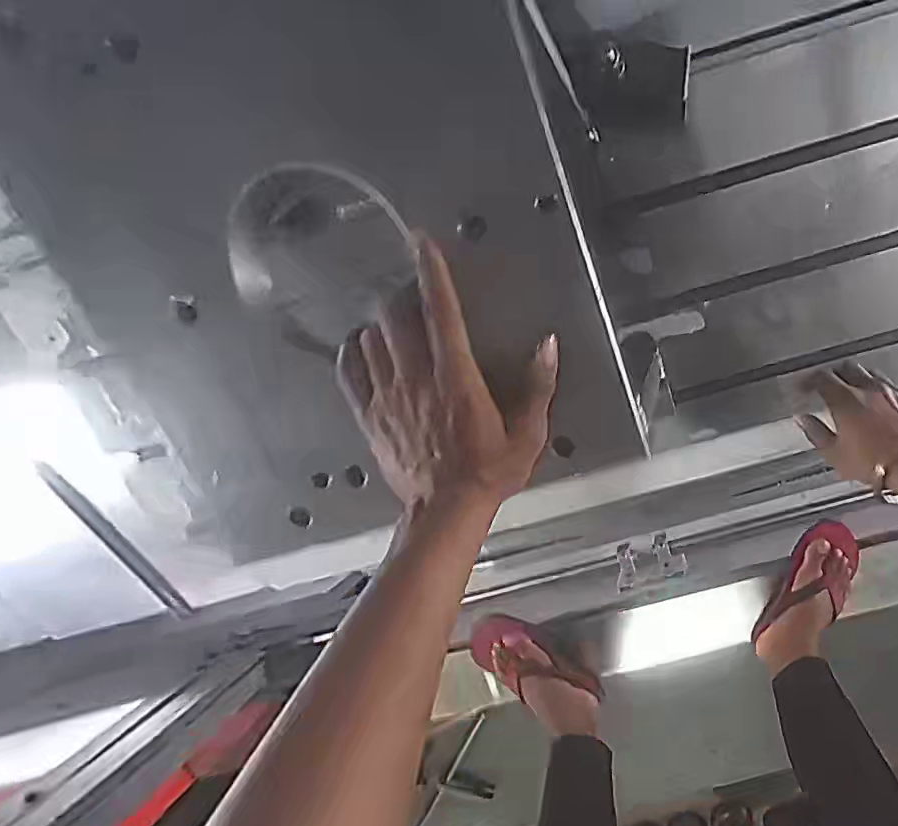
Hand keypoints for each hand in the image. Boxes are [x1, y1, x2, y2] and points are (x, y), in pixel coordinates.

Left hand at [337, 232, 556, 519]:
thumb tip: (548, 345)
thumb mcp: (529, 434)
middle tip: (417, 298)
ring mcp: (387, 397)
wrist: (447, 510)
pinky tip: (366, 348)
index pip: (442, 314)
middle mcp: (417, 380)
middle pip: (396, 316)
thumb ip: (539, 387)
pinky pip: (349, 369)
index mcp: (458, 381)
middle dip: (404, 297)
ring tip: (399, 328)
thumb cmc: (492, 473)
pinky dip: (355, 350)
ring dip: (383, 324)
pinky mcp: (370, 415)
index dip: (432, 274)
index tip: (423, 242)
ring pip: (371, 338)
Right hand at [796, 362, 897, 485]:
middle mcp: (866, 389)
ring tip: (849, 390)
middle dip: (832, 375)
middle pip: (844, 369)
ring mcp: (887, 391)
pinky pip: (885, 383)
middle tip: (824, 386)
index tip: (803, 387)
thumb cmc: (878, 462)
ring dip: (854, 378)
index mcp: (844, 400)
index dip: (807, 381)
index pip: (820, 378)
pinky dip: (874, 387)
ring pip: (866, 373)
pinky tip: (874, 399)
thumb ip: (816, 433)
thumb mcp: (835, 454)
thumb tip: (805, 421)